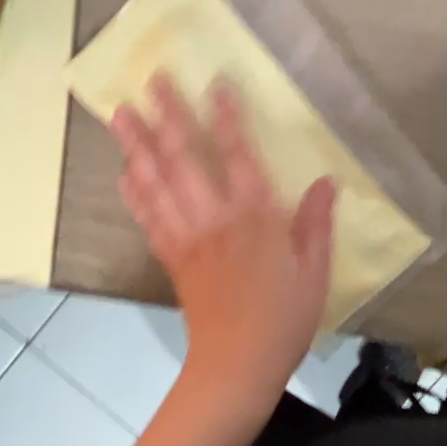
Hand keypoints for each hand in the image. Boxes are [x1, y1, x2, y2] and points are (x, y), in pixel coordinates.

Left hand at [112, 74, 336, 405]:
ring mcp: (188, 240)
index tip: (215, 83)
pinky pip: (149, 220)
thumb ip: (316, 226)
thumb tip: (326, 182)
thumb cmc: (283, 322)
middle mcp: (216, 220)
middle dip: (170, 117)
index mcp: (257, 220)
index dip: (228, 118)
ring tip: (120, 113)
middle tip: (152, 80)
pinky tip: (124, 174)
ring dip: (137, 146)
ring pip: (158, 184)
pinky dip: (135, 195)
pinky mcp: (173, 261)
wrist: (237, 365)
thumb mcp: (314, 275)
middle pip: (187, 159)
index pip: (240, 157)